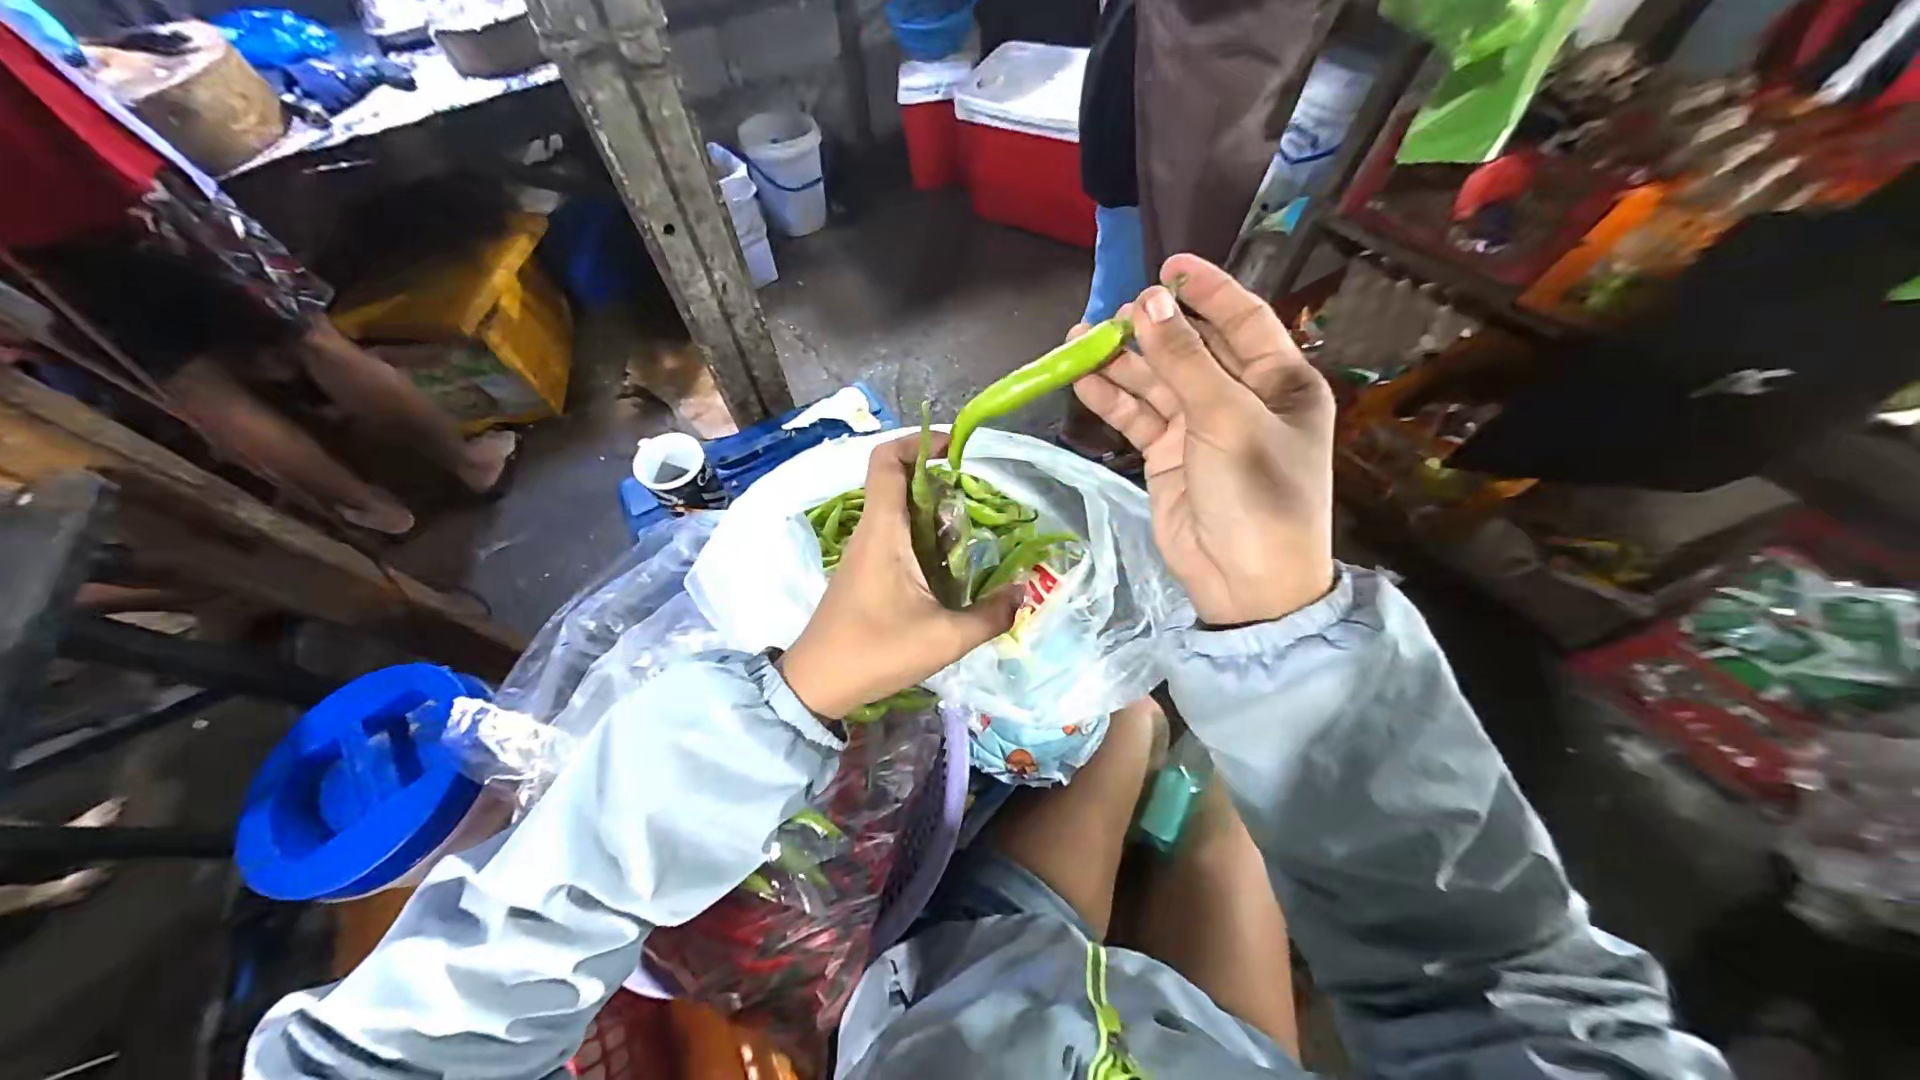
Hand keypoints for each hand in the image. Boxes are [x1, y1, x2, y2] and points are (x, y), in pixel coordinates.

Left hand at [778, 434, 1022, 717]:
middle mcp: (871, 533)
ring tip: (975, 529)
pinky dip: (925, 537)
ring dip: (935, 511)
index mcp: (883, 532)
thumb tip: (1023, 593)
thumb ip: (990, 616)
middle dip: (940, 478)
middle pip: (898, 481)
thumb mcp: (944, 639)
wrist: (817, 683)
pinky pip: (897, 537)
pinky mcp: (866, 572)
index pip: (886, 461)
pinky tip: (953, 565)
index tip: (955, 446)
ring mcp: (865, 552)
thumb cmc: (875, 652)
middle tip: (980, 494)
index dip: (918, 441)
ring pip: (900, 511)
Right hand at [1073, 254, 1334, 624]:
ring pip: (1156, 383)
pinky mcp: (1168, 456)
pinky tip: (1082, 380)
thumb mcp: (1226, 420)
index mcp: (1280, 381)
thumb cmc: (1256, 494)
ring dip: (1120, 364)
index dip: (1208, 291)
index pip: (1243, 320)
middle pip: (1190, 350)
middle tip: (1109, 317)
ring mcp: (1201, 428)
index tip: (1168, 266)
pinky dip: (1111, 400)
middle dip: (1151, 331)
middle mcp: (1240, 398)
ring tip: (1078, 342)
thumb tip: (1147, 303)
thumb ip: (1184, 362)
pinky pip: (1137, 417)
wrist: (1243, 580)